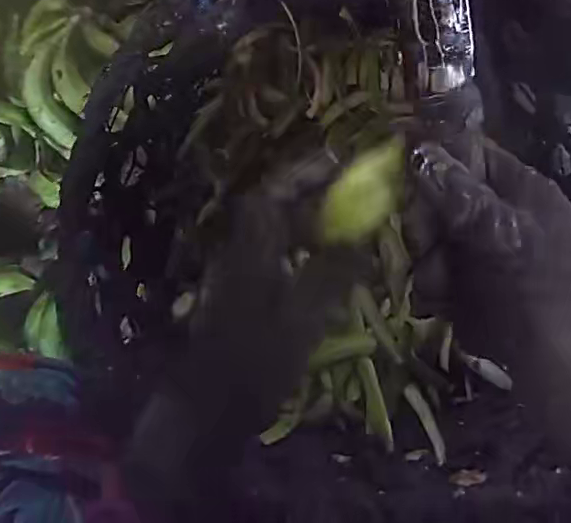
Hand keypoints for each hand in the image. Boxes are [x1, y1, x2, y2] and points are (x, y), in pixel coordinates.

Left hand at [123, 144, 362, 513]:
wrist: (207, 408)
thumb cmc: (254, 358)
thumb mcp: (301, 318)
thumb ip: (331, 274)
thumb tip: (364, 241)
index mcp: (252, 243)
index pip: (277, 190)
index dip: (307, 173)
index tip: (339, 163)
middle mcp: (242, 246)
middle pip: (277, 205)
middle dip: (313, 194)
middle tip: (352, 194)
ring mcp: (239, 268)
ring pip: (277, 229)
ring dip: (309, 221)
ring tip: (346, 224)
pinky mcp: (242, 290)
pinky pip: (276, 253)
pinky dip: (301, 249)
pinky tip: (323, 265)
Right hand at [408, 140, 570, 517]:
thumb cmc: (570, 309)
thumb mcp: (517, 245)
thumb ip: (466, 200)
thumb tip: (418, 152)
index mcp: (516, 190)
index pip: (461, 150)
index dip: (426, 153)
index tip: (393, 173)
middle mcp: (497, 217)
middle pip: (434, 194)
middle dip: (420, 219)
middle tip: (423, 248)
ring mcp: (485, 258)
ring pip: (429, 238)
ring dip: (422, 261)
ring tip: (436, 290)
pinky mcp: (474, 297)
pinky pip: (434, 277)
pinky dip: (429, 291)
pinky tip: (437, 309)